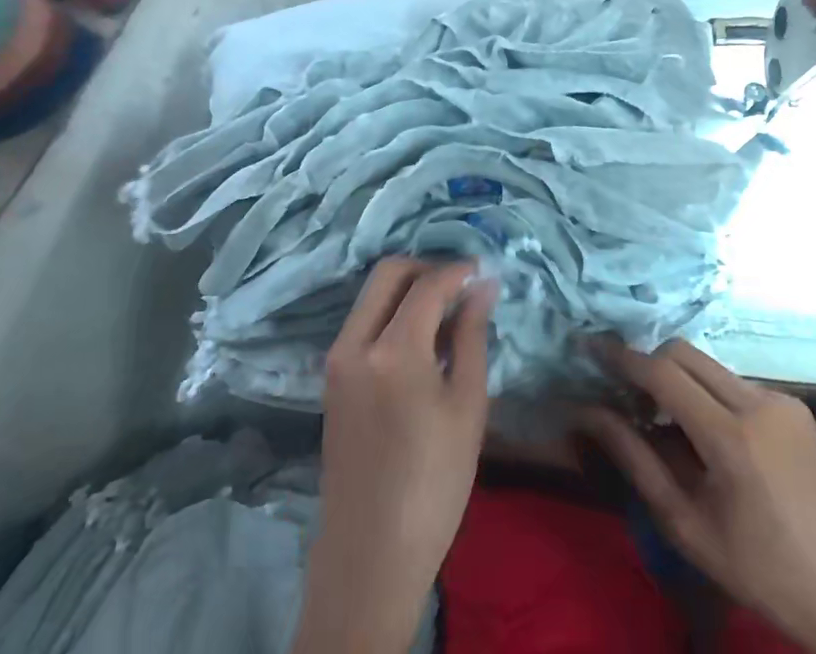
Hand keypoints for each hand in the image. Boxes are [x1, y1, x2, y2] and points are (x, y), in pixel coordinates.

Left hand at [293, 258, 495, 653]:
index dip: (459, 270)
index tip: (483, 271)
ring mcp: (335, 360)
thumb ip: (473, 335)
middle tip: (462, 284)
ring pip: (370, 295)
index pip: (427, 285)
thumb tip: (484, 287)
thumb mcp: (468, 404)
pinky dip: (391, 313)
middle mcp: (354, 343)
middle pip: (387, 274)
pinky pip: (362, 322)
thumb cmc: (435, 480)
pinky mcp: (330, 377)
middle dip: (426, 268)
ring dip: (407, 289)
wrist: (371, 548)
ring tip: (447, 311)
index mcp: (393, 351)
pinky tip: (421, 337)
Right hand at [578, 340, 815, 653]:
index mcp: (731, 437)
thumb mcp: (682, 520)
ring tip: (663, 422)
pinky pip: (736, 384)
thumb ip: (633, 457)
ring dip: (678, 380)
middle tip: (624, 393)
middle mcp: (760, 402)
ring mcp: (783, 400)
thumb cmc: (753, 567)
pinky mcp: (797, 407)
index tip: (590, 347)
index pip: (662, 373)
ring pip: (710, 366)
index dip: (621, 357)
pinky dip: (709, 395)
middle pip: (685, 354)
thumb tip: (588, 413)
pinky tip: (707, 436)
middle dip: (648, 363)